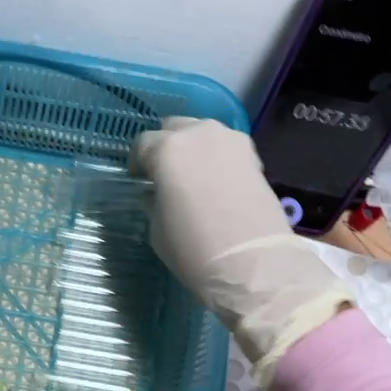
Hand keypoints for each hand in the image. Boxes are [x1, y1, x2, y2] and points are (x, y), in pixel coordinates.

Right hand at [132, 117, 353, 384]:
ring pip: (203, 134)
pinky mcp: (253, 155)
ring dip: (193, 150)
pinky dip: (216, 158)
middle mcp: (199, 133)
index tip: (138, 180)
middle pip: (175, 128)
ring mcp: (230, 140)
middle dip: (165, 147)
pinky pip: (225, 148)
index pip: (143, 144)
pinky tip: (215, 184)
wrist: (250, 262)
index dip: (137, 163)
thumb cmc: (193, 248)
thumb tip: (156, 192)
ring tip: (191, 178)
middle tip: (164, 175)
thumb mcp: (157, 229)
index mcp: (167, 150)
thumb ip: (153, 201)